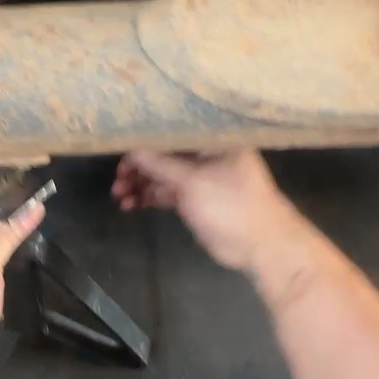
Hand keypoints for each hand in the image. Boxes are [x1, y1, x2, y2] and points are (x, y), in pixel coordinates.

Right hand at [113, 150, 285, 273]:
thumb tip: (131, 148)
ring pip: (163, 176)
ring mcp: (201, 177)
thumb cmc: (230, 205)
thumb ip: (159, 164)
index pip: (171, 133)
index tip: (122, 152)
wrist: (260, 244)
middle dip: (139, 168)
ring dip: (141, 185)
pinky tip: (131, 205)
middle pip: (164, 155)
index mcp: (213, 140)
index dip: (145, 141)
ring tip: (120, 197)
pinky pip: (166, 193)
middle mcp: (206, 154)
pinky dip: (150, 198)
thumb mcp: (191, 181)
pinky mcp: (195, 199)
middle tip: (118, 181)